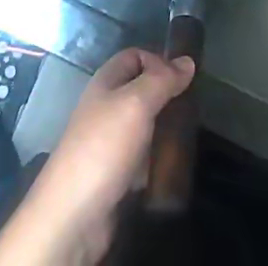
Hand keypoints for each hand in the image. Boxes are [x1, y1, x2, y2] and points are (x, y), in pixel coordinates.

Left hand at [0, 48, 194, 264]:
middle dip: (166, 97)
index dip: (158, 61)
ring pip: (144, 124)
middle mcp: (105, 106)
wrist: (75, 211)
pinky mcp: (116, 171)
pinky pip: (143, 156)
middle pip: (141, 90)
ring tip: (189, 138)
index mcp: (105, 82)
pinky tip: (172, 166)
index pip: (134, 56)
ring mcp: (109, 140)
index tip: (184, 80)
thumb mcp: (136, 103)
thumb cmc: (104, 146)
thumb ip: (161, 80)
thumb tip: (186, 61)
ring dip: (165, 129)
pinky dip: (157, 158)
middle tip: (192, 111)